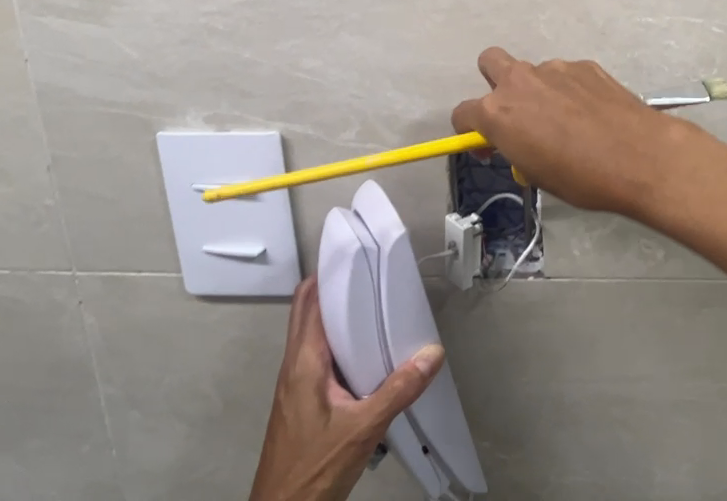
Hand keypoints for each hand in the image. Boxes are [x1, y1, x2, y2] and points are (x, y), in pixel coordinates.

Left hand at [249, 277, 443, 500]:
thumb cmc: (313, 470)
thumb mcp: (363, 430)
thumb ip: (398, 390)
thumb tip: (433, 353)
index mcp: (303, 363)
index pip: (311, 303)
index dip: (330, 274)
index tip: (358, 256)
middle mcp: (294, 367)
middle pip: (305, 312)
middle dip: (331, 288)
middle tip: (369, 274)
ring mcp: (293, 386)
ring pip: (311, 335)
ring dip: (335, 316)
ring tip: (374, 305)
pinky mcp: (299, 403)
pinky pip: (317, 357)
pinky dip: (338, 343)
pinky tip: (366, 355)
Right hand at [451, 46, 712, 215]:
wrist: (639, 155)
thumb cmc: (582, 177)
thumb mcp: (537, 174)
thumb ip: (517, 150)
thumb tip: (519, 143)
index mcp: (498, 112)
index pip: (463, 113)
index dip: (471, 131)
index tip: (488, 146)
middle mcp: (520, 82)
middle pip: (490, 62)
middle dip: (495, 83)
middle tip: (517, 113)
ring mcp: (555, 69)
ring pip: (535, 71)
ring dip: (540, 90)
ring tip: (567, 120)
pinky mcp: (586, 66)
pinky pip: (567, 75)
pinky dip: (571, 89)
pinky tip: (592, 113)